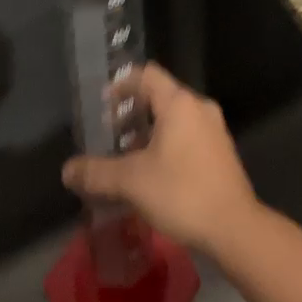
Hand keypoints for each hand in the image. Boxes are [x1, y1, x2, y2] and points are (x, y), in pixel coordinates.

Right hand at [60, 63, 260, 253]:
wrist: (234, 226)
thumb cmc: (181, 192)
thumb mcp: (132, 182)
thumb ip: (97, 173)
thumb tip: (67, 171)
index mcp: (179, 103)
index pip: (147, 75)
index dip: (122, 85)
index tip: (103, 105)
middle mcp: (199, 108)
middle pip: (161, 97)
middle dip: (132, 113)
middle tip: (110, 135)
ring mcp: (214, 130)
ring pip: (175, 119)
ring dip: (149, 132)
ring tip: (127, 158)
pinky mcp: (221, 152)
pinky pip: (188, 136)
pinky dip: (167, 145)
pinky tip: (153, 174)